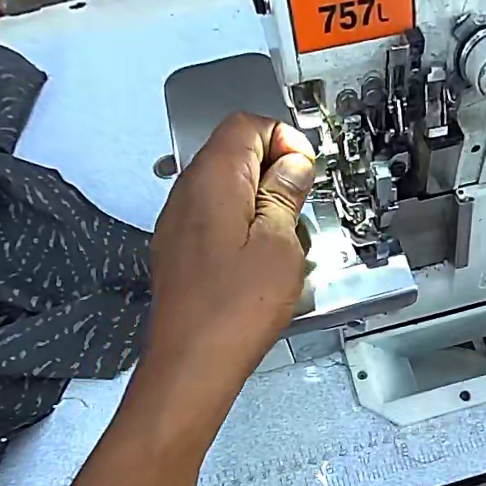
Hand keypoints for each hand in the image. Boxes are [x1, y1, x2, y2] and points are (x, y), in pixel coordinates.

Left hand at [137, 113, 315, 417]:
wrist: (193, 360)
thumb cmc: (234, 310)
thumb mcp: (280, 246)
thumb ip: (285, 196)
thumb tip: (293, 165)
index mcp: (215, 180)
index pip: (247, 125)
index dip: (284, 139)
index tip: (306, 170)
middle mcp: (188, 191)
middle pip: (233, 150)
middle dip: (274, 168)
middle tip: (301, 204)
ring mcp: (179, 220)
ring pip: (224, 184)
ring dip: (260, 197)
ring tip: (286, 234)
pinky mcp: (180, 246)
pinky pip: (214, 214)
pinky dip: (242, 221)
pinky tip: (260, 256)